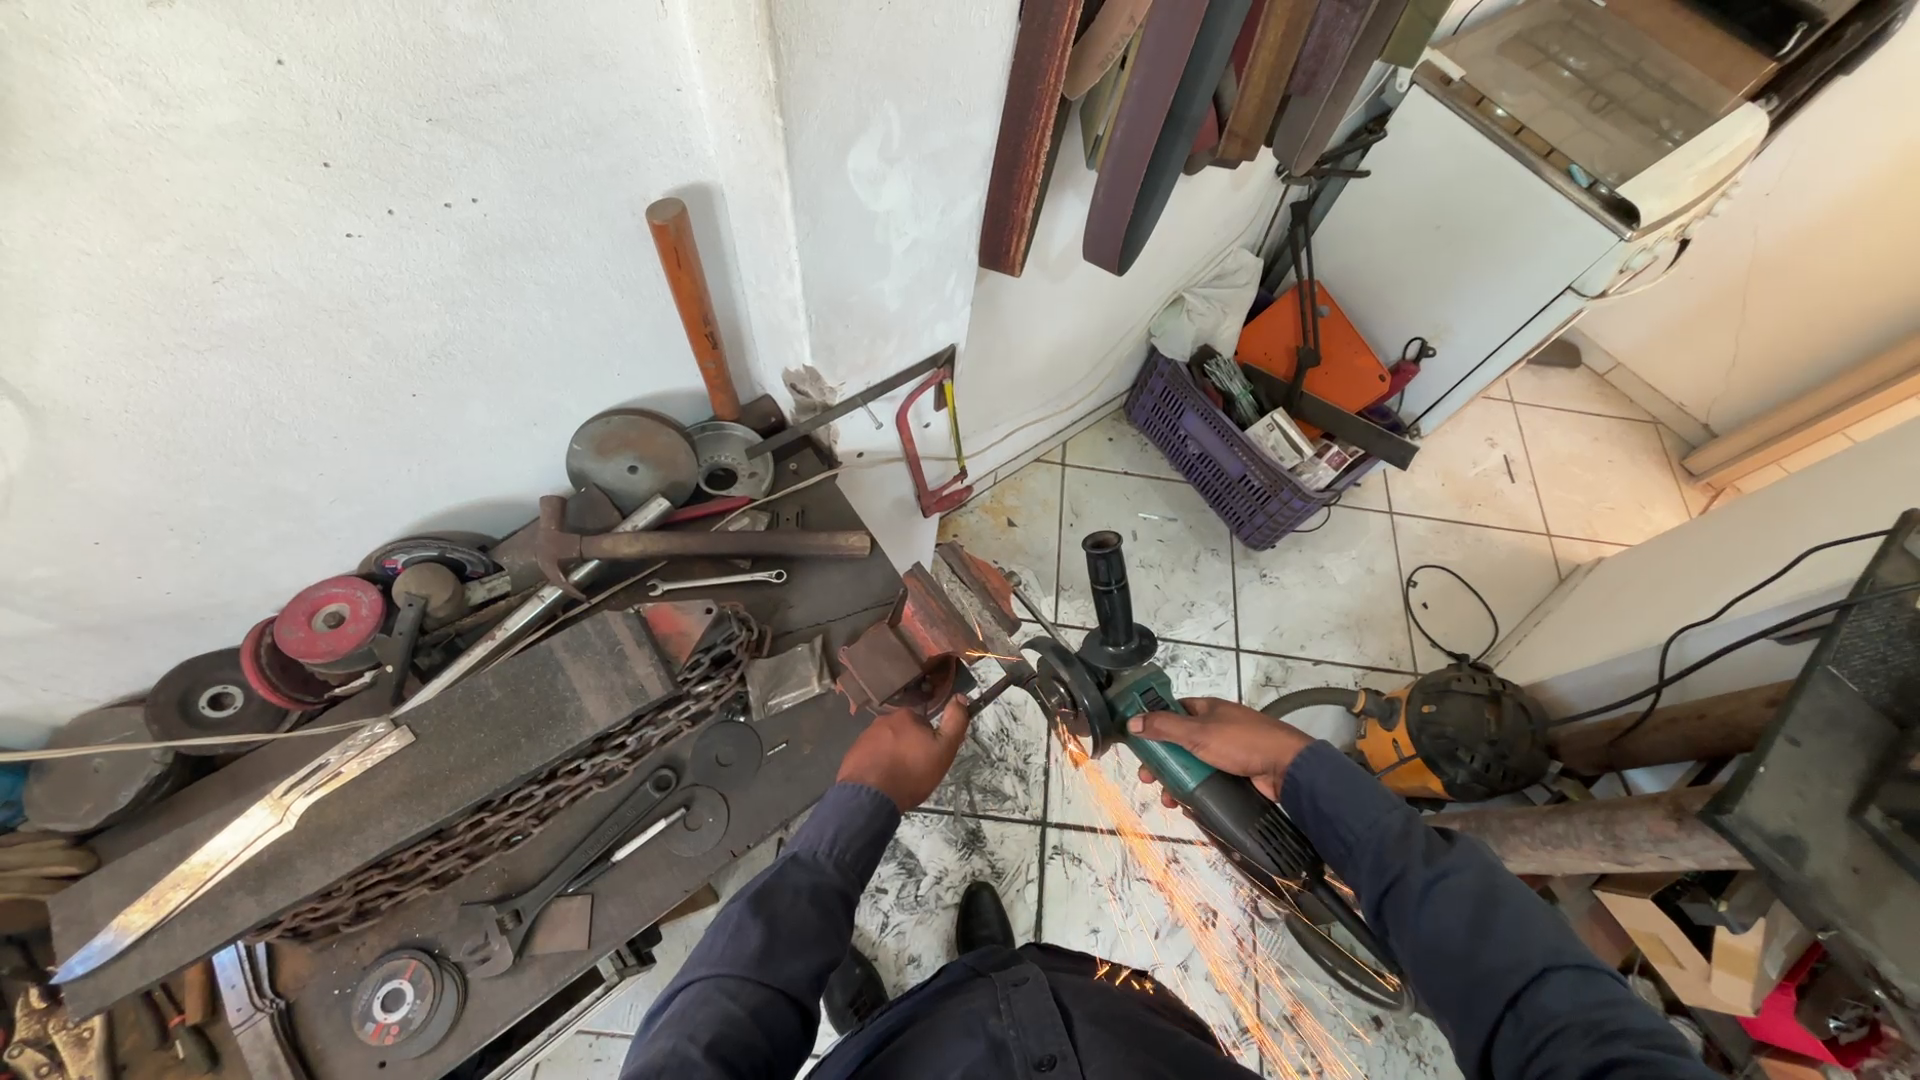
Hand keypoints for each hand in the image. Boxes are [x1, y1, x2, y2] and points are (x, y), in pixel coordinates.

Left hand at [837, 697, 971, 810]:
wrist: (871, 798)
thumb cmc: (912, 772)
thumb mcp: (944, 749)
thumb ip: (955, 722)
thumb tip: (960, 697)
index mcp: (906, 716)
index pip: (924, 725)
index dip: (930, 743)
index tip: (930, 760)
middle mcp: (883, 720)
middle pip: (904, 734)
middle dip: (910, 749)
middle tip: (915, 772)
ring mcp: (864, 737)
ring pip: (887, 745)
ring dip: (893, 757)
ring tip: (898, 780)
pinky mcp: (853, 754)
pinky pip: (870, 757)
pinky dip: (877, 766)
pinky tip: (882, 782)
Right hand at [1129, 697, 1312, 802]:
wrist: (1289, 768)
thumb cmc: (1242, 742)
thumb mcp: (1198, 733)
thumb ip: (1164, 726)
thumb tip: (1132, 722)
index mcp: (1206, 709)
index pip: (1171, 711)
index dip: (1152, 724)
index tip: (1137, 743)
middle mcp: (1215, 727)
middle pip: (1178, 743)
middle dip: (1161, 762)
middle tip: (1148, 778)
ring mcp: (1227, 752)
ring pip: (1192, 765)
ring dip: (1176, 781)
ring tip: (1169, 800)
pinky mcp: (1236, 773)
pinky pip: (1208, 781)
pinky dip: (1196, 791)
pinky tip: (1188, 806)